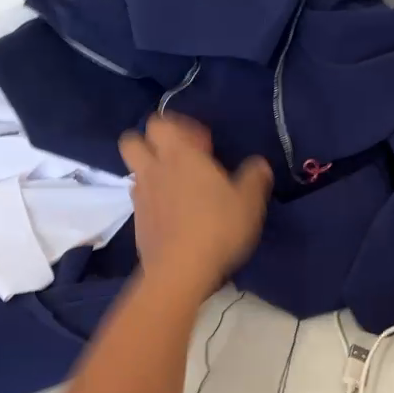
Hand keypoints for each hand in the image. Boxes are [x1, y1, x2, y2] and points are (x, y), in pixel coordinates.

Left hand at [117, 113, 273, 299]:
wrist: (181, 270)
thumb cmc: (218, 227)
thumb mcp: (249, 202)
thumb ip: (254, 178)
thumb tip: (259, 164)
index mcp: (180, 155)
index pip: (161, 122)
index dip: (179, 126)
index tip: (203, 142)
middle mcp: (154, 168)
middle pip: (134, 140)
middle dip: (152, 142)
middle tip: (180, 158)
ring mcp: (141, 195)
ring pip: (136, 170)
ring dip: (152, 170)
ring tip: (178, 186)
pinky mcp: (137, 220)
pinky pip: (141, 197)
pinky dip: (153, 198)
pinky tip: (175, 213)